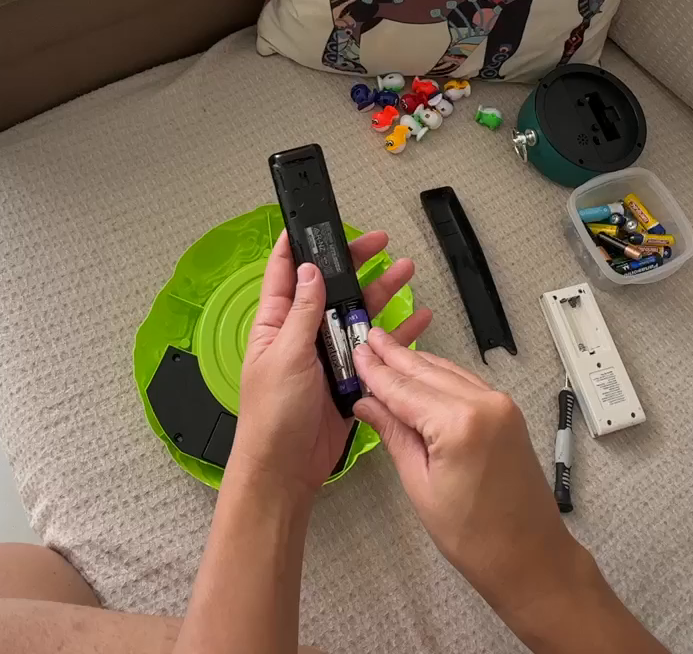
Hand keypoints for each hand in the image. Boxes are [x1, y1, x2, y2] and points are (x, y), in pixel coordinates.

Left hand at [235, 230, 431, 495]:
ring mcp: (328, 353)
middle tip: (380, 240)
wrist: (286, 471)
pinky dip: (397, 333)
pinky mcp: (350, 376)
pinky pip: (376, 348)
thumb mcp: (285, 355)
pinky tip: (419, 319)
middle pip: (331, 287)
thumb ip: (302, 312)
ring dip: (381, 291)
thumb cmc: (274, 414)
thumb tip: (311, 270)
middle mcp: (303, 332)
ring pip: (358, 313)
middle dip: (354, 262)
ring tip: (406, 268)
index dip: (299, 245)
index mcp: (277, 322)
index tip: (315, 221)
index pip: (286, 273)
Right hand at [350, 329, 579, 609]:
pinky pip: (465, 382)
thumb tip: (366, 404)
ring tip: (388, 348)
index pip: (405, 389)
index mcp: (459, 424)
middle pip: (426, 372)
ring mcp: (499, 404)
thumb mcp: (420, 486)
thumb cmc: (475, 537)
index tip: (357, 353)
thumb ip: (394, 435)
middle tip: (369, 338)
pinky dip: (440, 375)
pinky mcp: (507, 411)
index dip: (377, 371)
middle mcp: (483, 403)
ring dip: (416, 362)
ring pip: (447, 372)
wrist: (531, 557)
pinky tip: (422, 370)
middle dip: (395, 356)